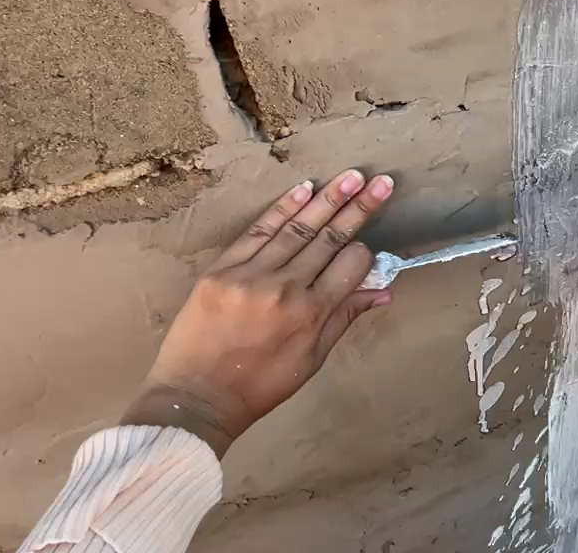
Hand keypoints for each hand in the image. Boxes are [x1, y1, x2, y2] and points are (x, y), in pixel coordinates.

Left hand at [122, 169, 394, 456]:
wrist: (193, 400)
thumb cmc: (260, 385)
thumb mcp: (312, 359)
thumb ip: (345, 317)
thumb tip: (384, 290)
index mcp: (310, 314)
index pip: (350, 265)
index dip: (364, 254)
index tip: (368, 247)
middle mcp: (284, 289)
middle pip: (329, 238)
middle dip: (359, 208)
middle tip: (382, 182)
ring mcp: (251, 275)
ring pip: (298, 228)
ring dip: (329, 198)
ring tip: (352, 176)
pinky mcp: (223, 269)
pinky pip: (260, 230)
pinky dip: (284, 207)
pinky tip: (305, 187)